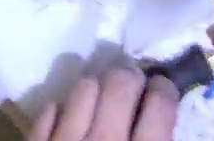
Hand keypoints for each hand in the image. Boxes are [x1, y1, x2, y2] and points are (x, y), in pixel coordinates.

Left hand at [27, 65, 179, 140]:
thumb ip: (157, 139)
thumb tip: (162, 114)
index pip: (160, 102)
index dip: (164, 89)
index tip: (161, 88)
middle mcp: (104, 139)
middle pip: (121, 81)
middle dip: (130, 78)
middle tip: (132, 85)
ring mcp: (64, 140)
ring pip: (84, 86)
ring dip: (94, 91)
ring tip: (98, 100)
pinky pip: (49, 110)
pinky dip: (60, 113)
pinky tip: (68, 122)